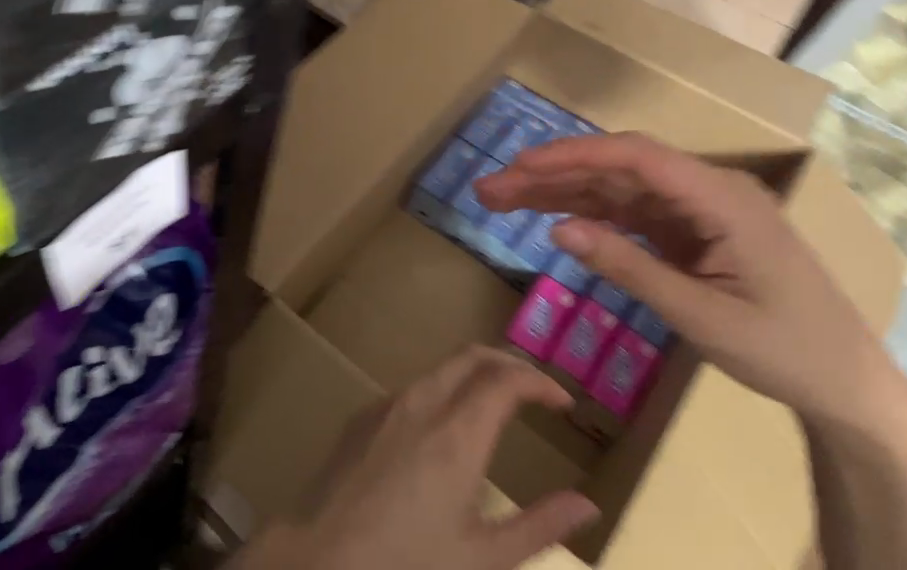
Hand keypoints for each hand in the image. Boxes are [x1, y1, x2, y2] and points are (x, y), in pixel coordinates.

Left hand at [268, 347, 597, 569]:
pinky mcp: (360, 419)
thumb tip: (587, 505)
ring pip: (437, 370)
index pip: (504, 379)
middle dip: (508, 364)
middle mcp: (419, 405)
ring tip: (497, 408)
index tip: (563, 403)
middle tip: (535, 392)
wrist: (320, 554)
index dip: (539, 381)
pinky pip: (409, 390)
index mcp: (456, 434)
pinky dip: (441, 393)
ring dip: (472, 376)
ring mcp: (383, 407)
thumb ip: (540, 526)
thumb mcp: (485, 557)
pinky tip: (446, 432)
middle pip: (469, 357)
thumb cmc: (407, 561)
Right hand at [476, 133, 906, 431]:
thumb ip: (628, 268)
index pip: (636, 157)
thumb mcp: (701, 316)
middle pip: (616, 168)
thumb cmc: (786, 351)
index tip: (518, 166)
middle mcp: (709, 192)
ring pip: (615, 187)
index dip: (571, 155)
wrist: (848, 389)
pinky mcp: (690, 232)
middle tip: (489, 189)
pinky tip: (548, 217)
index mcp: (724, 200)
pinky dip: (586, 213)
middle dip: (550, 174)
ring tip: (501, 199)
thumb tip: (557, 229)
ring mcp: (699, 211)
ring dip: (558, 191)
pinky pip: (628, 212)